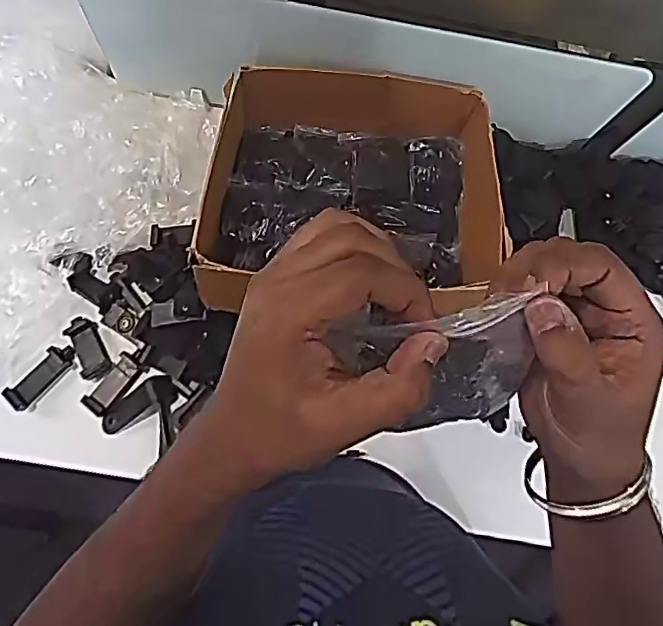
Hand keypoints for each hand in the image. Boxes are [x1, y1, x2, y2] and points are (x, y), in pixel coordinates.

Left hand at [179, 210, 448, 491]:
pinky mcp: (279, 273)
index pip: (362, 271)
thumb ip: (398, 391)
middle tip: (412, 310)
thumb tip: (430, 346)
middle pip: (353, 238)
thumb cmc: (275, 432)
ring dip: (377, 248)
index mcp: (288, 312)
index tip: (422, 325)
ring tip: (393, 290)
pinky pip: (322, 233)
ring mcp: (275, 272)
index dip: (406, 292)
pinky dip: (355, 244)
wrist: (232, 438)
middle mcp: (278, 281)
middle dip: (397, 269)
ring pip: (338, 225)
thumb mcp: (344, 426)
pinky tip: (367, 279)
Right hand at [497, 238, 662, 501]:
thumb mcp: (589, 402)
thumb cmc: (601, 441)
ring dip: (519, 276)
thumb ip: (568, 354)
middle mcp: (606, 308)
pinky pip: (526, 287)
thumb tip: (544, 308)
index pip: (602, 268)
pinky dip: (508, 292)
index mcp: (633, 321)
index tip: (534, 284)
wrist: (581, 464)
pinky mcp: (548, 317)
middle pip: (572, 258)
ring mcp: (577, 310)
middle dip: (537, 267)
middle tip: (511, 290)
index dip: (566, 265)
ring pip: (546, 265)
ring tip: (503, 300)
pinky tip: (499, 307)